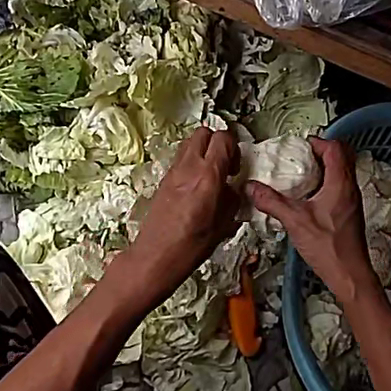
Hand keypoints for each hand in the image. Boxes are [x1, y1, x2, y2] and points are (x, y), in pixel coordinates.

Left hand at [113, 126, 242, 305]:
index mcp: (207, 177)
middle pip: (204, 133)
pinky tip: (198, 187)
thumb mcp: (223, 226)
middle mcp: (188, 168)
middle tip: (225, 165)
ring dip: (204, 151)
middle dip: (218, 143)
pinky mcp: (163, 180)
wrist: (154, 258)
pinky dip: (192, 163)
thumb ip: (231, 201)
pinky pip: (181, 159)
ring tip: (212, 174)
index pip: (223, 138)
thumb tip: (233, 190)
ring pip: (190, 143)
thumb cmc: (189, 247)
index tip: (236, 167)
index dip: (234, 147)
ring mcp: (173, 172)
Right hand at [247, 138, 386, 310]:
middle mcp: (350, 189)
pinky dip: (326, 182)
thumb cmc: (329, 248)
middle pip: (342, 157)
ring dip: (324, 167)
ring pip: (342, 172)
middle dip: (322, 151)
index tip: (301, 145)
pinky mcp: (349, 213)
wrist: (350, 275)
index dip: (318, 142)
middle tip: (301, 155)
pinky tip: (308, 196)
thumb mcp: (294, 221)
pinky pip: (340, 187)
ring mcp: (352, 201)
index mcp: (341, 184)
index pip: (335, 148)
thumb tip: (252, 187)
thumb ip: (272, 202)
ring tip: (302, 172)